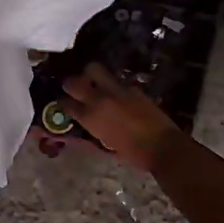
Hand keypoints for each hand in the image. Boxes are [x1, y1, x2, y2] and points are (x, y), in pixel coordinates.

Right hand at [60, 63, 183, 171]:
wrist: (161, 146)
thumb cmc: (132, 152)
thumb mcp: (105, 142)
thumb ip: (93, 127)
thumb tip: (88, 119)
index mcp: (90, 117)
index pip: (67, 103)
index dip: (62, 102)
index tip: (62, 102)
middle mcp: (99, 99)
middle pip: (74, 81)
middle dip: (70, 83)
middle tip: (71, 86)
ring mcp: (116, 90)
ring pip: (94, 69)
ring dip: (89, 74)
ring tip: (92, 80)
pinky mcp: (132, 87)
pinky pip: (116, 80)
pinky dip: (112, 84)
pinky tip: (116, 92)